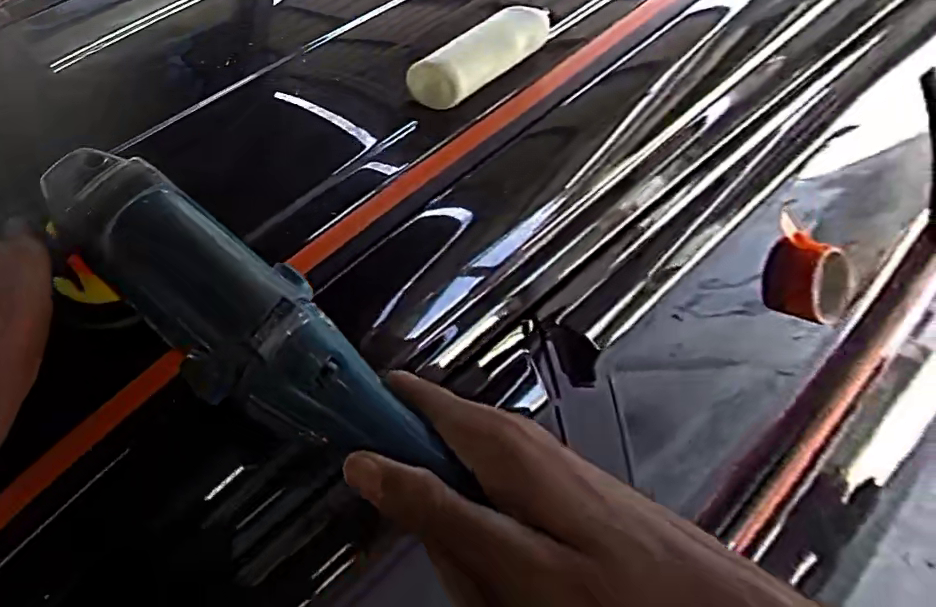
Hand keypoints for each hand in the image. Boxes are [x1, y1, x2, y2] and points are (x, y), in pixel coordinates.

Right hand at [342, 372, 812, 606]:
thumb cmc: (636, 596)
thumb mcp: (523, 565)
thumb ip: (434, 508)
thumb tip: (359, 463)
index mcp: (489, 435)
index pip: (396, 390)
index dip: (361, 407)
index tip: (339, 440)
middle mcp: (508, 436)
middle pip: (423, 446)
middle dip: (421, 499)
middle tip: (449, 557)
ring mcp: (535, 463)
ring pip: (458, 483)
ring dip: (459, 531)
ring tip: (497, 585)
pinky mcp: (558, 493)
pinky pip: (495, 506)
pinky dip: (494, 543)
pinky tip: (525, 586)